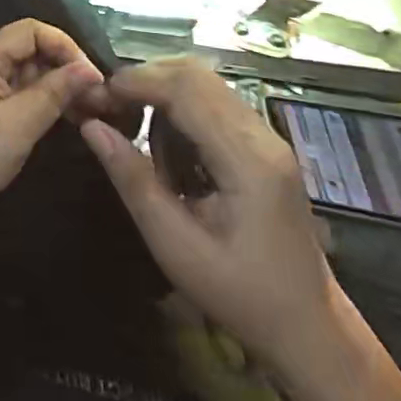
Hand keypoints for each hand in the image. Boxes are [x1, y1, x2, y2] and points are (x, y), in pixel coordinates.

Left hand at [0, 20, 104, 244]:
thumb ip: (56, 92)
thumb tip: (92, 70)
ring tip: (90, 107)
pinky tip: (70, 113)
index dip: (66, 47)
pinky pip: (23, 87)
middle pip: (33, 47)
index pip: (33, 31)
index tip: (93, 76)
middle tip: (97, 96)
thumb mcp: (20, 125)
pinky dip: (45, 97)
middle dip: (66, 67)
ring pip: (31, 68)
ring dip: (59, 84)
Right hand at [80, 60, 330, 367]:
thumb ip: (133, 181)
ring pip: (205, 83)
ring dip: (161, 93)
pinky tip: (165, 147)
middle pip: (196, 74)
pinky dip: (180, 109)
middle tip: (108, 106)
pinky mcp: (263, 144)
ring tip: (132, 128)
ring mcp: (267, 136)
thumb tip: (92, 127)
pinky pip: (214, 103)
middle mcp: (261, 134)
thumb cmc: (240, 294)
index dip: (137, 81)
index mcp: (247, 159)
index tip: (97, 95)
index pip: (186, 90)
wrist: (307, 325)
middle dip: (146, 80)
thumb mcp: (175, 246)